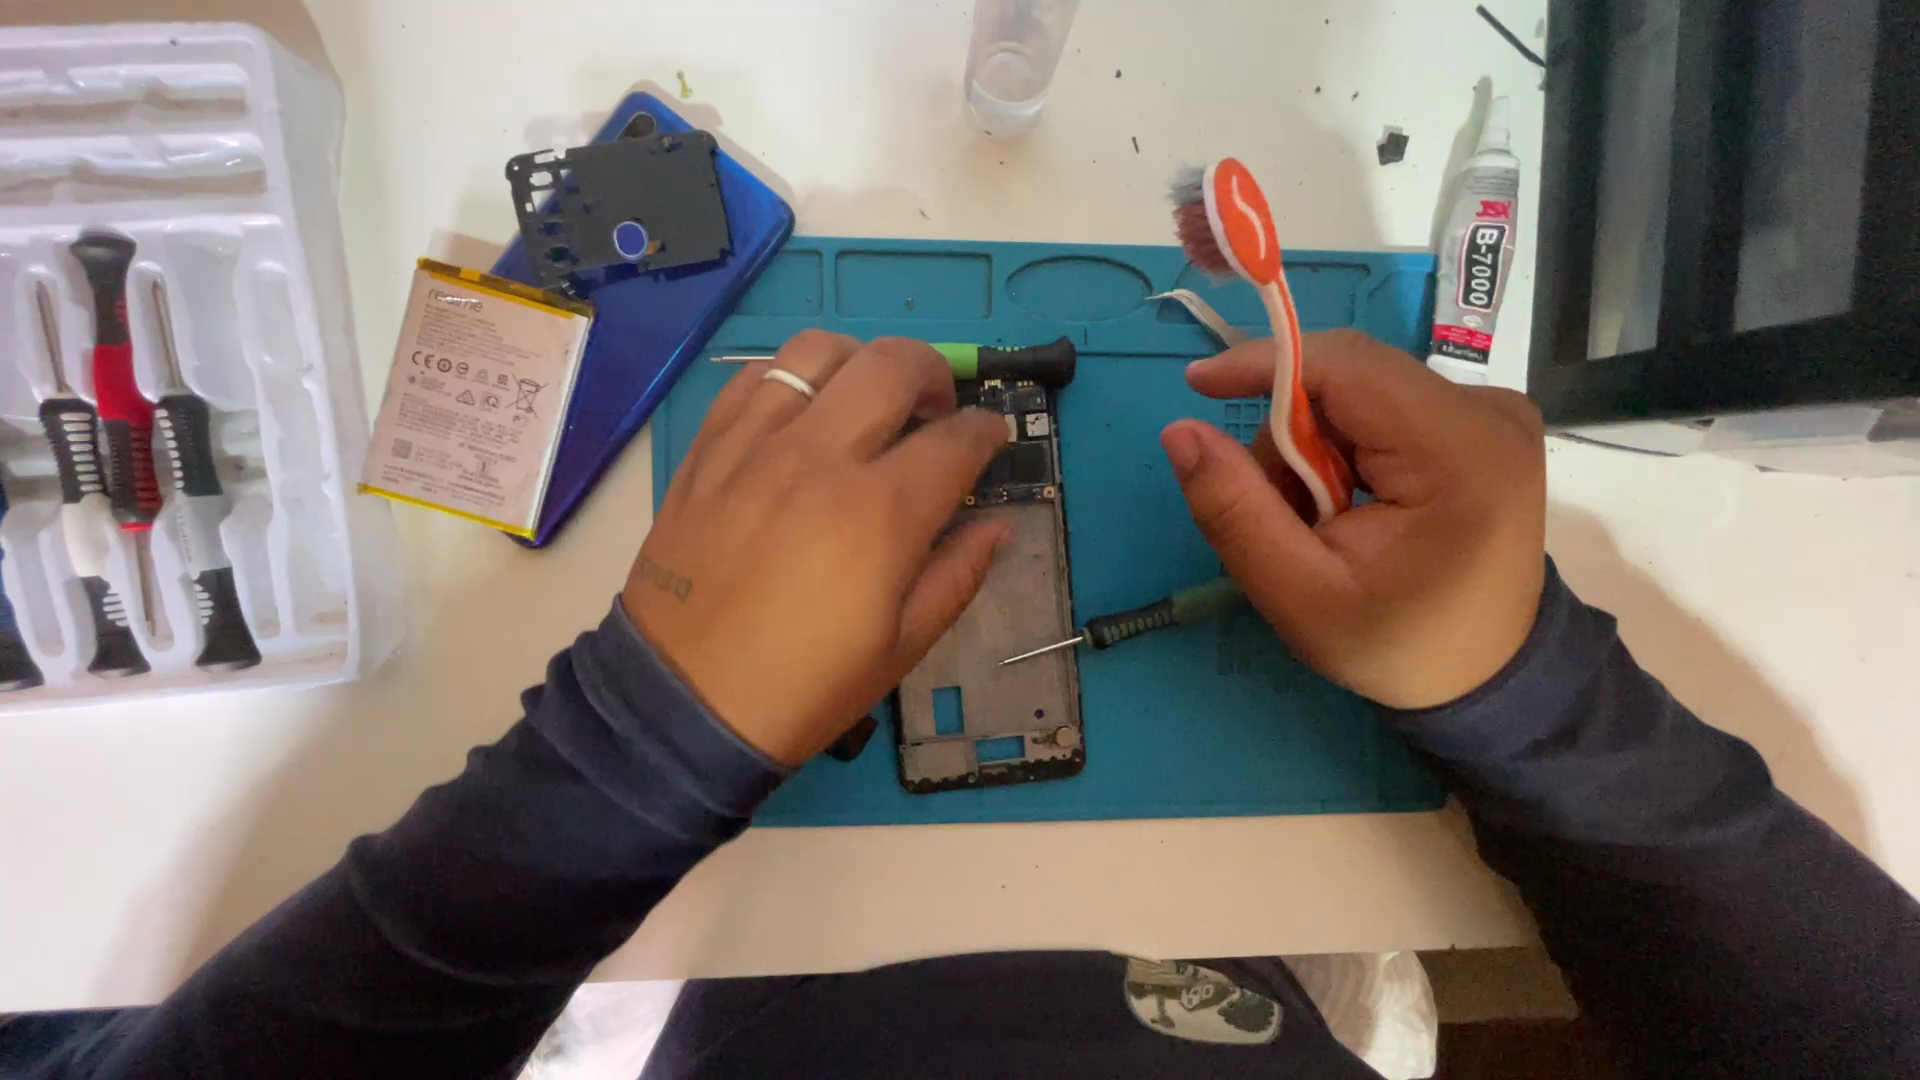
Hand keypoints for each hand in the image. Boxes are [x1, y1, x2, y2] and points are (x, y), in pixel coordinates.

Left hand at [624, 332, 1011, 764]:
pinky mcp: (708, 451)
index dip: (987, 431)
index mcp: (880, 514)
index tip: (991, 437)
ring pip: (819, 352)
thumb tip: (998, 523)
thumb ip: (960, 573)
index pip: (955, 440)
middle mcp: (819, 459)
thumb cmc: (806, 685)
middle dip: (935, 374)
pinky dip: (794, 379)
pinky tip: (803, 414)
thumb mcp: (903, 646)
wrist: (684, 703)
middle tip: (937, 411)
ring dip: (862, 364)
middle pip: (893, 365)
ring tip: (869, 402)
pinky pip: (755, 378)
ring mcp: (755, 446)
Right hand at [1160, 330, 1546, 709]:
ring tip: (1311, 522)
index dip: (1264, 363)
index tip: (1198, 386)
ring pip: (1355, 396)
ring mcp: (1488, 414)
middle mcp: (1486, 412)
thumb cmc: (1395, 643)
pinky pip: (1376, 411)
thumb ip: (1235, 512)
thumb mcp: (1297, 593)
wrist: (1484, 674)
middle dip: (1286, 435)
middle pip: (1348, 380)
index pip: (1347, 367)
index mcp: (1459, 452)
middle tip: (1272, 510)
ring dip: (1308, 451)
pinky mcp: (1476, 425)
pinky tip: (1339, 506)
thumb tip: (1179, 431)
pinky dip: (1336, 453)